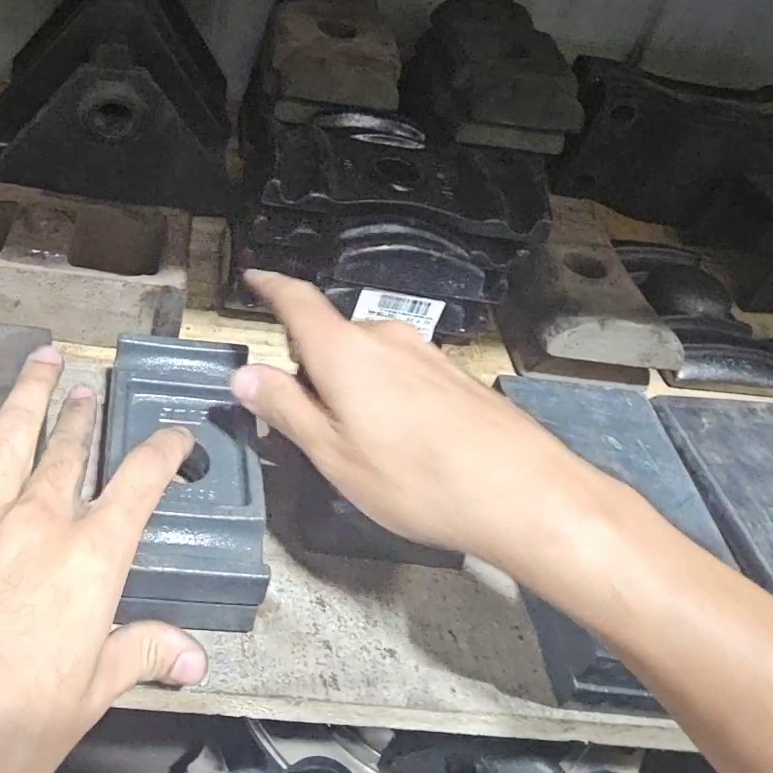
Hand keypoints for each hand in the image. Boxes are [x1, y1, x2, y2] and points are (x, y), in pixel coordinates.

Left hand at [0, 346, 206, 772]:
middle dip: (83, 413)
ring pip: (15, 432)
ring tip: (46, 356)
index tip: (176, 433)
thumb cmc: (2, 734)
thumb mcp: (85, 699)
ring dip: (32, 390)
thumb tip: (196, 654)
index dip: (165, 450)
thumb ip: (140, 656)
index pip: (142, 483)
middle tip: (88, 385)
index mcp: (91, 560)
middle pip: (71, 449)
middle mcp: (42, 520)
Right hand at [230, 271, 621, 571]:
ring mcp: (425, 354)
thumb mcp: (334, 455)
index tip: (255, 277)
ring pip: (367, 357)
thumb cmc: (418, 479)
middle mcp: (385, 338)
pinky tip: (400, 442)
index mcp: (345, 351)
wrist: (527, 494)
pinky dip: (382, 393)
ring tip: (355, 440)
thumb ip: (285, 408)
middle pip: (331, 337)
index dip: (271, 287)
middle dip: (310, 367)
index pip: (297, 302)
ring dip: (348, 384)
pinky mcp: (453, 375)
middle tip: (303, 420)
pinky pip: (400, 372)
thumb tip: (245, 374)